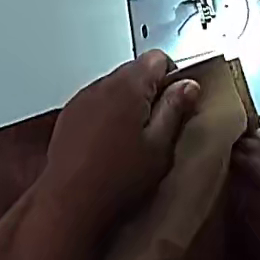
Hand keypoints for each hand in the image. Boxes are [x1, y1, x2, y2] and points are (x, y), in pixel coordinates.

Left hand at [29, 50, 201, 245]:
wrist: (70, 202)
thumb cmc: (119, 178)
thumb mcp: (159, 147)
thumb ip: (175, 110)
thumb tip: (189, 85)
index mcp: (130, 85)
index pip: (159, 57)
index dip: (173, 77)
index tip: (177, 102)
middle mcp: (104, 83)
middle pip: (136, 70)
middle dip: (151, 91)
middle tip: (158, 126)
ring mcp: (84, 96)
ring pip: (115, 86)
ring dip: (127, 102)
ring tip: (133, 140)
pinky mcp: (70, 112)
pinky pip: (96, 101)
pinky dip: (106, 114)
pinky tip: (109, 144)